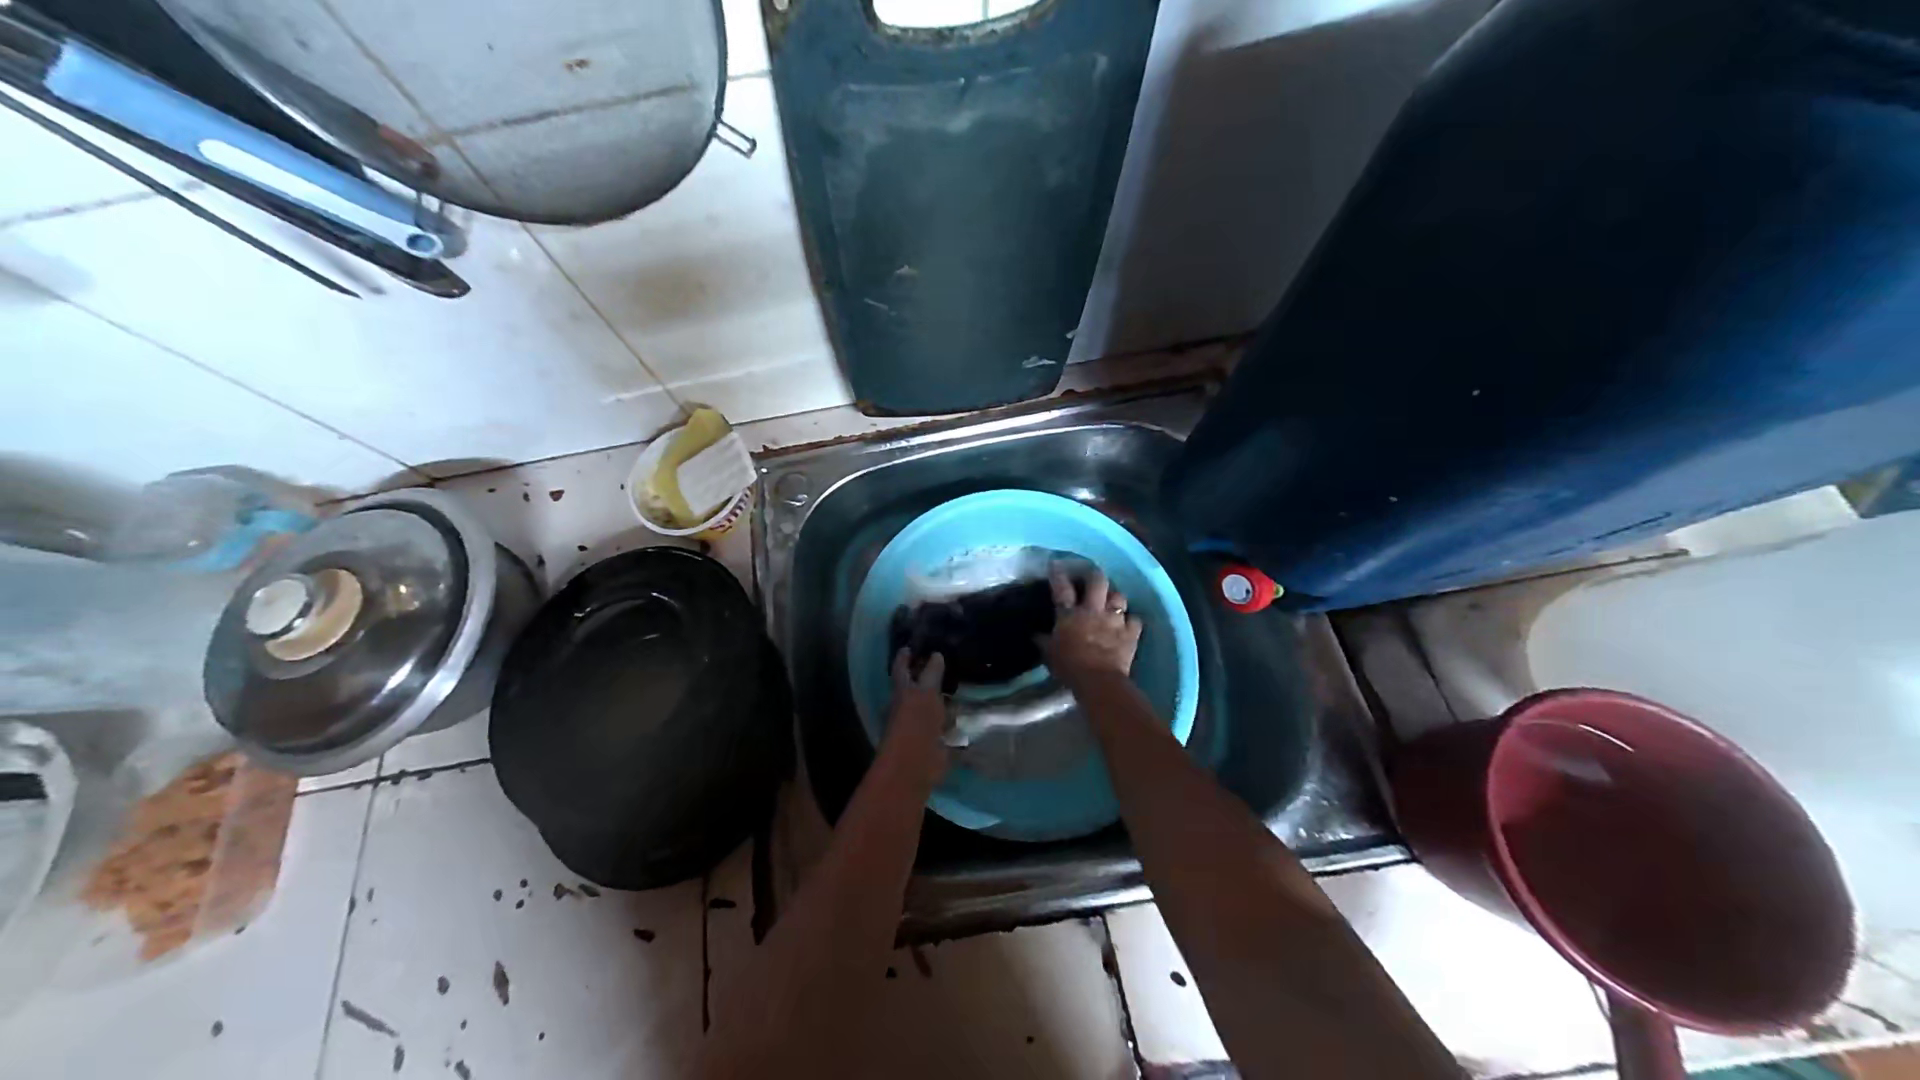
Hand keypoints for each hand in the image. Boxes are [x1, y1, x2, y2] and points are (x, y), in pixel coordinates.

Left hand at [887, 649, 948, 765]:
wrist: (916, 762)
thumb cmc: (917, 721)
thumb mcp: (926, 692)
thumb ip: (932, 673)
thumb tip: (936, 654)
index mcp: (902, 692)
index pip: (901, 669)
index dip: (904, 657)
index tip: (909, 647)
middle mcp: (908, 707)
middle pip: (916, 689)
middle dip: (926, 680)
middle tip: (944, 666)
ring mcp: (921, 725)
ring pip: (931, 708)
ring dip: (942, 702)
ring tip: (959, 689)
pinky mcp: (934, 742)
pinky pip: (944, 728)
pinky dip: (953, 723)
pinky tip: (965, 717)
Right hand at [1043, 564, 1141, 681]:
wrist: (1098, 679)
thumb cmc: (1069, 666)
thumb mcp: (1050, 654)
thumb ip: (1043, 641)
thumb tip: (1034, 635)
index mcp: (1070, 614)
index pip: (1062, 588)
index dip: (1058, 574)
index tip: (1056, 564)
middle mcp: (1093, 611)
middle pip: (1097, 581)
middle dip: (1094, 574)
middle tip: (1091, 574)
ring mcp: (1114, 620)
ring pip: (1119, 596)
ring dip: (1115, 596)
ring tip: (1112, 598)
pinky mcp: (1130, 633)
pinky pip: (1135, 620)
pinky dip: (1131, 620)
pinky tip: (1129, 622)